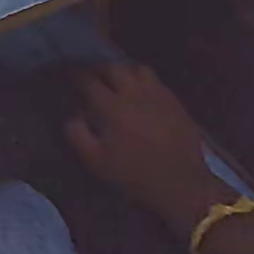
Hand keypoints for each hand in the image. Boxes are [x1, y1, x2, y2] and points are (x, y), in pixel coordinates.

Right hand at [64, 64, 235, 232]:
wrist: (182, 186)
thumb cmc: (134, 174)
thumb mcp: (96, 161)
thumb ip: (77, 135)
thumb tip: (73, 116)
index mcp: (112, 107)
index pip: (89, 80)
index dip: (77, 76)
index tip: (71, 78)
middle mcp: (134, 94)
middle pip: (113, 68)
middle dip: (99, 69)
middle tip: (93, 77)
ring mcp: (158, 96)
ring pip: (137, 69)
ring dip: (124, 71)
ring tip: (119, 81)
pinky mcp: (175, 103)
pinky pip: (157, 81)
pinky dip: (144, 81)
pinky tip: (141, 93)